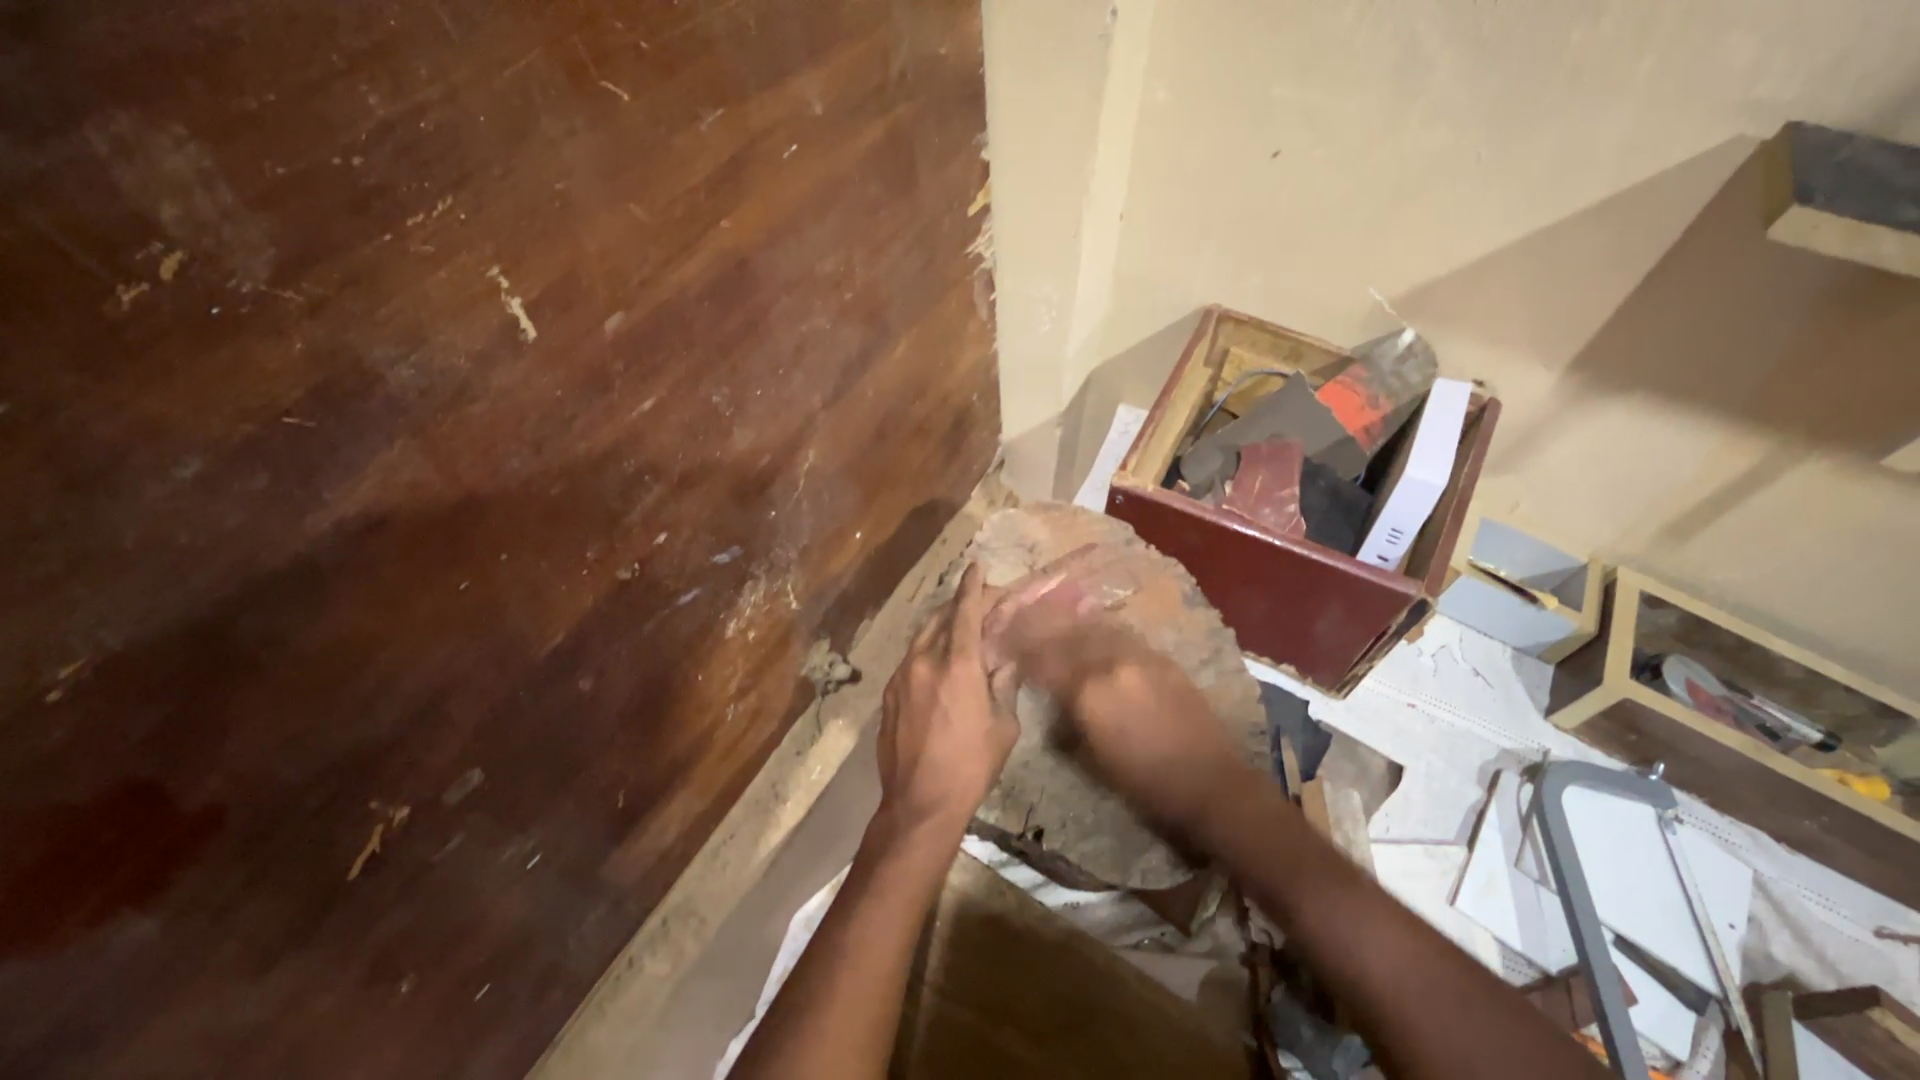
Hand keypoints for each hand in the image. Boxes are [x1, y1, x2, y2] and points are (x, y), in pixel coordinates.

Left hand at [874, 563, 1019, 834]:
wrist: (920, 802)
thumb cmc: (971, 766)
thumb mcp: (1003, 726)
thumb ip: (1004, 685)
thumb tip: (1004, 661)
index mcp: (957, 665)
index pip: (964, 612)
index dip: (972, 587)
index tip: (975, 566)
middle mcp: (924, 662)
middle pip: (940, 619)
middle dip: (960, 606)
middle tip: (980, 607)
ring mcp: (901, 678)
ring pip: (922, 639)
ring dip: (942, 629)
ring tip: (961, 634)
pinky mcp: (889, 696)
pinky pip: (911, 661)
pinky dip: (928, 653)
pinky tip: (941, 668)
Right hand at [986, 572, 1251, 837]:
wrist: (1209, 783)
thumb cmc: (1143, 784)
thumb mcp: (1089, 758)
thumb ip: (1064, 720)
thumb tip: (1051, 698)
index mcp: (1087, 691)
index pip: (1040, 657)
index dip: (1016, 645)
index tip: (998, 638)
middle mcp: (1110, 662)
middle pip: (1064, 632)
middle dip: (1035, 623)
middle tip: (1014, 615)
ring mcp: (1140, 655)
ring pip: (1093, 626)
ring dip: (1066, 620)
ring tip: (1048, 613)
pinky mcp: (1162, 658)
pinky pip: (1120, 634)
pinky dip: (1097, 629)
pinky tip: (1089, 629)